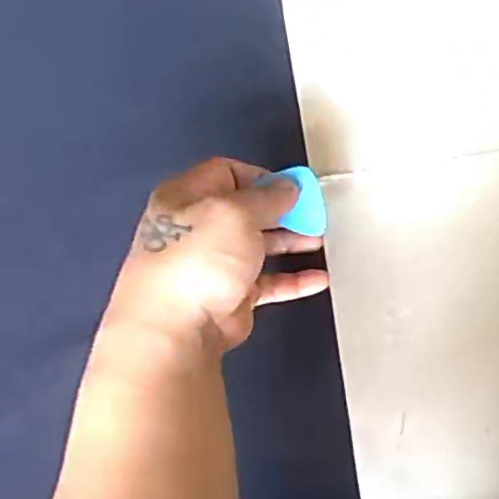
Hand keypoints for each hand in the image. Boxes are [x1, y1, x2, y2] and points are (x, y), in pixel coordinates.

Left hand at [103, 157, 328, 352]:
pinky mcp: (234, 295)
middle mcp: (200, 228)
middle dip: (283, 211)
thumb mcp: (235, 213)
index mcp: (189, 198)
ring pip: (261, 246)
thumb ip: (267, 197)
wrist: (178, 325)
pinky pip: (270, 282)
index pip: (227, 173)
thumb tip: (288, 187)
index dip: (262, 177)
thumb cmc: (199, 258)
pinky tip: (318, 279)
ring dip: (292, 242)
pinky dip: (294, 280)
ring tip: (320, 241)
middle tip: (313, 215)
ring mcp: (217, 263)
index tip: (294, 187)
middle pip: (248, 211)